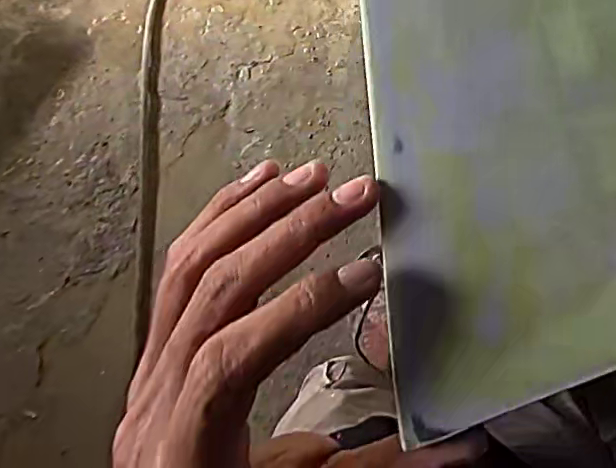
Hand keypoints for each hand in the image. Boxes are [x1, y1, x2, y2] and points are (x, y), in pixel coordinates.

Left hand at [115, 159, 475, 467]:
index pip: (234, 359)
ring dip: (260, 211)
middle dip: (296, 232)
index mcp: (186, 448)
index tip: (370, 273)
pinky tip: (260, 181)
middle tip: (357, 194)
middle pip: (216, 292)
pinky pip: (179, 266)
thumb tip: (464, 447)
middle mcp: (156, 402)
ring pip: (192, 268)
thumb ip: (378, 466)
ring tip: (315, 176)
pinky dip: (222, 214)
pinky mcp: (159, 349)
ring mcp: (152, 371)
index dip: (303, 307)